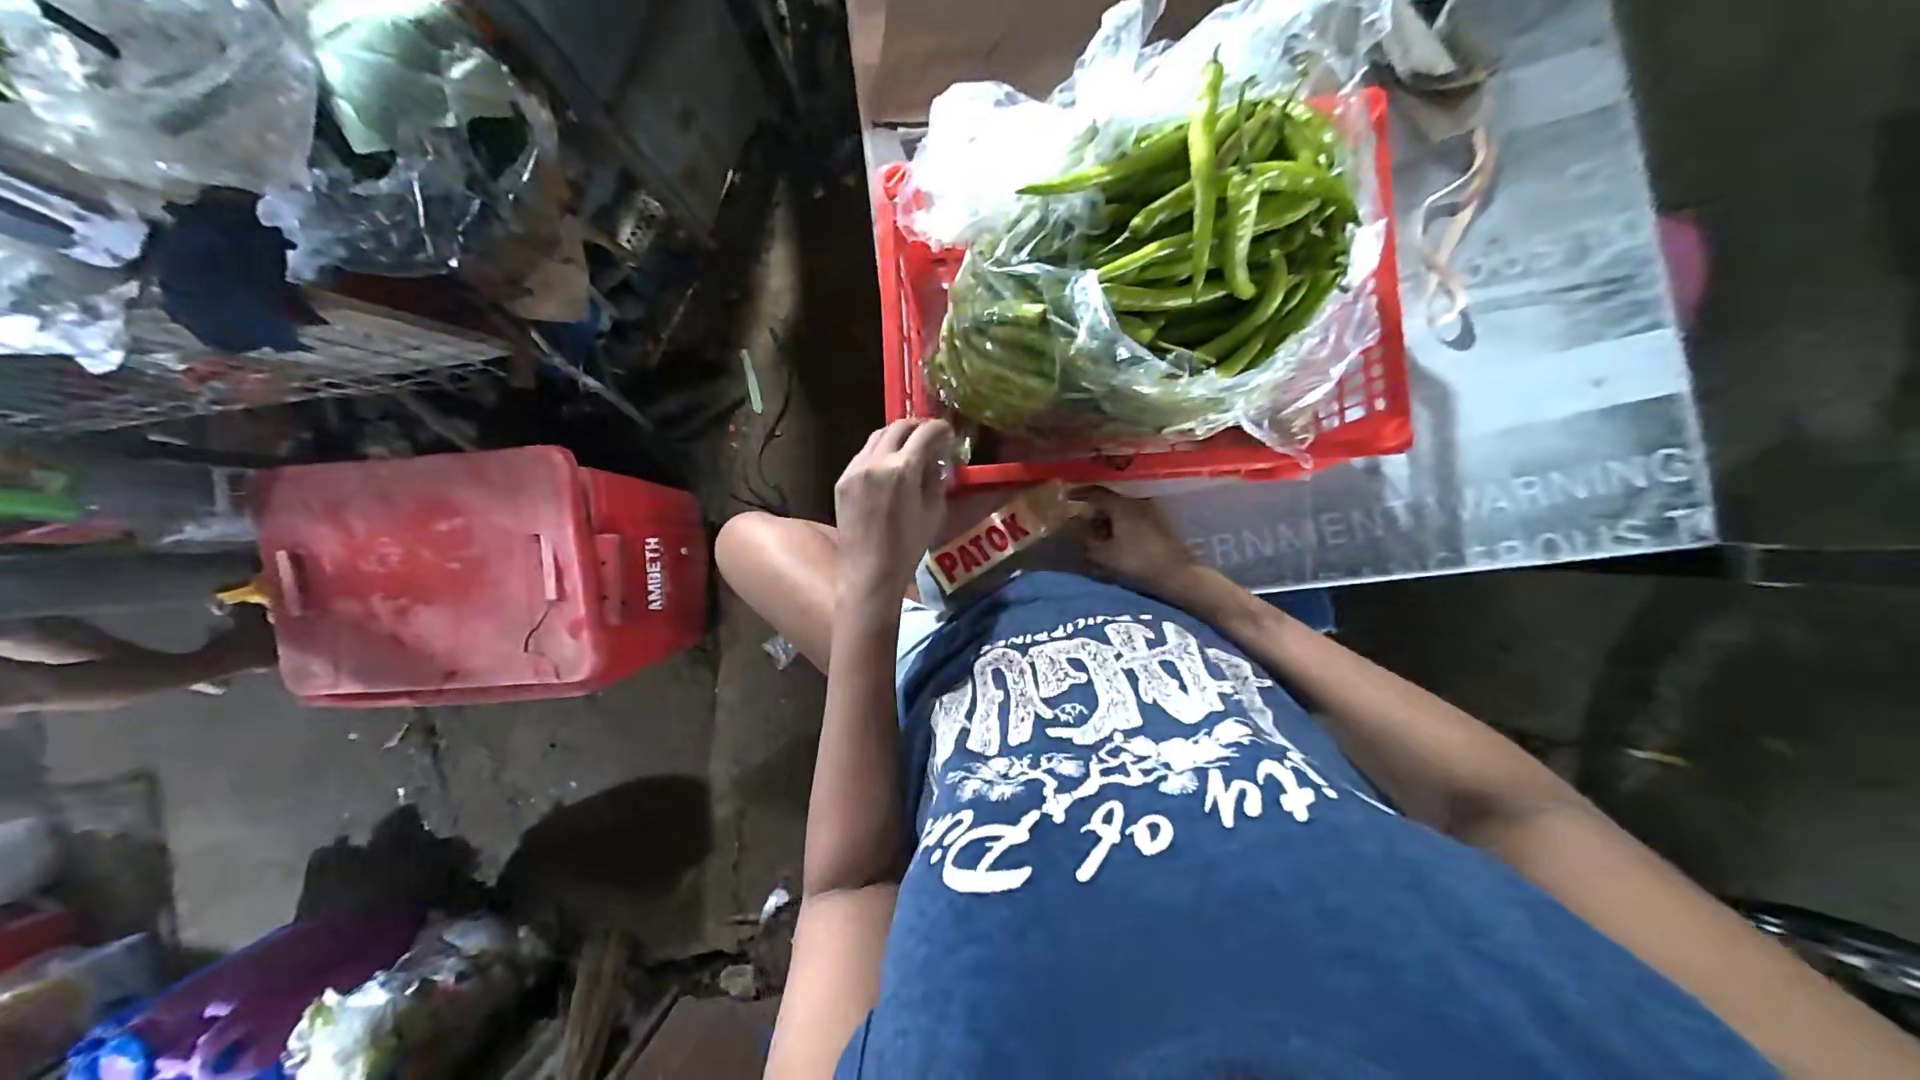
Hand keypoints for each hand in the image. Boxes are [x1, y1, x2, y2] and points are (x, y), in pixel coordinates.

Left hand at [834, 419, 953, 604]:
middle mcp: (876, 461)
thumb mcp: (934, 511)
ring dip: (897, 436)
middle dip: (918, 427)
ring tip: (909, 447)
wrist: (869, 571)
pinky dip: (879, 452)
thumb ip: (936, 478)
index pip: (926, 433)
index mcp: (903, 469)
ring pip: (878, 436)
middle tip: (930, 436)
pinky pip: (864, 454)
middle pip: (899, 427)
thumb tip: (936, 458)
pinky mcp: (842, 479)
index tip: (948, 432)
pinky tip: (888, 466)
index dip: (941, 428)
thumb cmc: (908, 546)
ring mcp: (855, 469)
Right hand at [1075, 486, 1220, 609]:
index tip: (1067, 496)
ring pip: (1121, 511)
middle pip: (1109, 502)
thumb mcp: (1105, 554)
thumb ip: (1086, 540)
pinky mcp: (1157, 526)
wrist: (1177, 575)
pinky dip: (1119, 526)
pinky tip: (1114, 541)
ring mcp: (1149, 514)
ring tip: (1096, 537)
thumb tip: (1075, 529)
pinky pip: (1131, 519)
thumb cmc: (1137, 562)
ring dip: (1106, 521)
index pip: (1096, 493)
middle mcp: (1136, 504)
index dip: (1080, 493)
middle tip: (1080, 524)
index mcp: (1121, 506)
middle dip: (1093, 512)